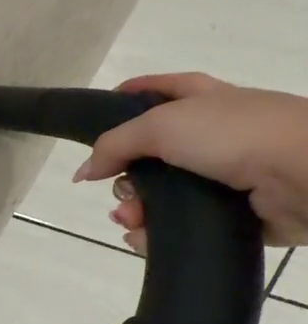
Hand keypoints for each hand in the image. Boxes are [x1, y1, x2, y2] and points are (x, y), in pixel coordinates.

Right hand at [73, 72, 307, 250]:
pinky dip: (153, 233)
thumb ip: (111, 145)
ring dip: (132, 208)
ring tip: (130, 218)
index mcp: (206, 102)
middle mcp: (215, 136)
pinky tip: (141, 235)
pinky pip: (178, 225)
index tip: (99, 114)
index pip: (162, 89)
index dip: (130, 94)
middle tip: (115, 186)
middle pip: (148, 154)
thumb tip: (85, 174)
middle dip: (120, 175)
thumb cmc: (237, 134)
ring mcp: (226, 176)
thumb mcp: (159, 125)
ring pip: (158, 194)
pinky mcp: (232, 213)